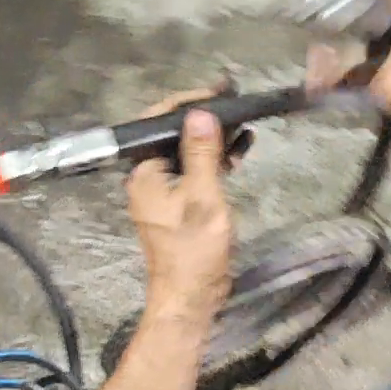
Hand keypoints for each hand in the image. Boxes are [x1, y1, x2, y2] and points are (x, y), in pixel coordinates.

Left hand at [128, 103, 232, 321]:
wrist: (191, 297)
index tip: (223, 92)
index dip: (190, 102)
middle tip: (238, 103)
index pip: (160, 120)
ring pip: (187, 155)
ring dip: (213, 141)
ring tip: (245, 126)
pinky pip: (194, 173)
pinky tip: (238, 154)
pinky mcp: (179, 206)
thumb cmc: (194, 249)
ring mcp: (163, 193)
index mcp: (144, 172)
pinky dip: (214, 163)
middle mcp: (148, 178)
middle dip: (205, 119)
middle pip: (173, 135)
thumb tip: (201, 114)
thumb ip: (201, 154)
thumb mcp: (202, 197)